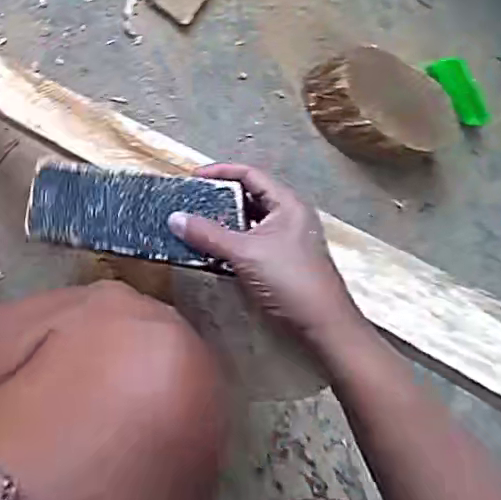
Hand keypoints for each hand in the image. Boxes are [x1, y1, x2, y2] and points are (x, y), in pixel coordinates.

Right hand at [170, 164, 365, 347]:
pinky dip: (232, 241)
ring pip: (249, 220)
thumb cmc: (290, 281)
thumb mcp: (245, 253)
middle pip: (249, 195)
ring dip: (224, 221)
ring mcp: (287, 239)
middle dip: (219, 197)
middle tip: (193, 200)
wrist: (325, 328)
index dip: (221, 171)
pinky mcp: (282, 260)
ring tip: (197, 223)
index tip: (194, 177)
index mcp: (286, 204)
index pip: (250, 174)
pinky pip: (252, 240)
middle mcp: (288, 215)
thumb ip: (208, 234)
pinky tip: (213, 249)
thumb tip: (174, 218)